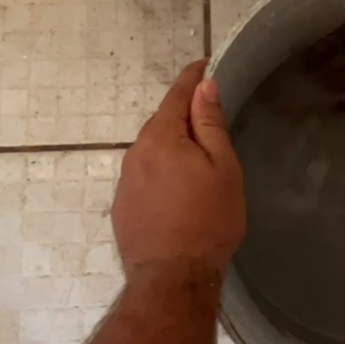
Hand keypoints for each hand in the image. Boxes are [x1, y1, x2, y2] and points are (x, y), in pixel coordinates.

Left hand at [111, 60, 245, 279]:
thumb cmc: (207, 220)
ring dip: (173, 147)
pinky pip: (145, 175)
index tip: (206, 64)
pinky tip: (179, 192)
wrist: (172, 278)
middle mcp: (136, 153)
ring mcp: (126, 181)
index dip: (193, 78)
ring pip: (153, 151)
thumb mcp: (221, 167)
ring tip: (199, 162)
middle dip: (184, 116)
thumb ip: (209, 124)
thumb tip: (204, 87)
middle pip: (163, 122)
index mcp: (161, 137)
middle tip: (211, 120)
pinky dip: (162, 172)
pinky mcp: (123, 206)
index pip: (177, 94)